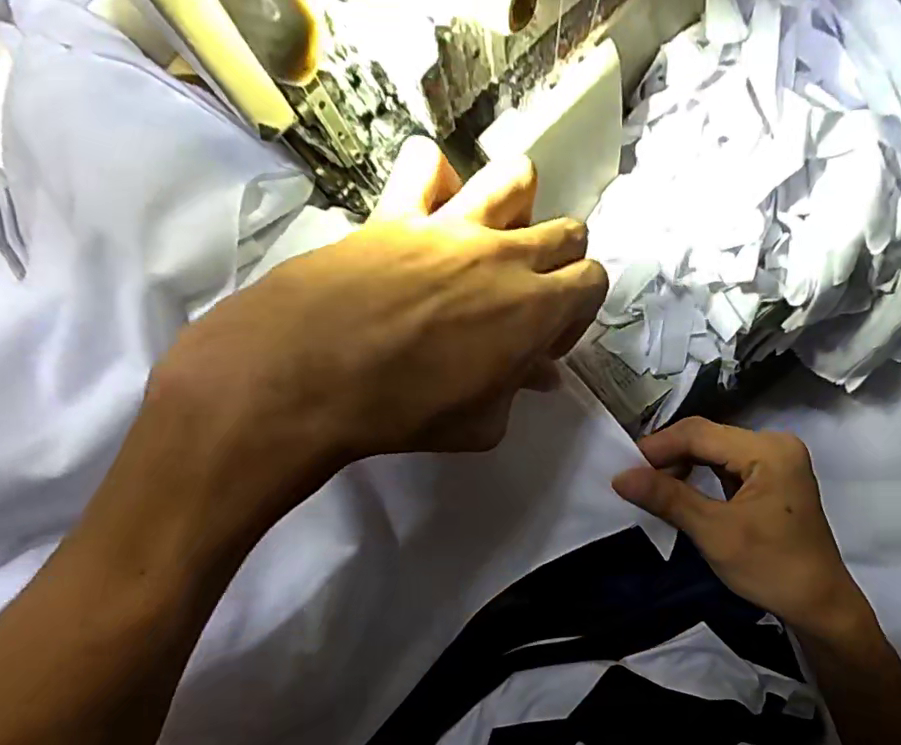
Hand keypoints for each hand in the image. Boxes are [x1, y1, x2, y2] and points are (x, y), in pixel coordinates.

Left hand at [149, 136, 608, 478]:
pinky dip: (436, 180)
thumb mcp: (479, 425)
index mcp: (536, 309)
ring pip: (517, 177)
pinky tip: (427, 215)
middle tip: (524, 301)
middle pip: (568, 230)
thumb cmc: (404, 411)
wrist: (309, 374)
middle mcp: (505, 254)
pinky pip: (428, 164)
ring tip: (489, 242)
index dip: (577, 312)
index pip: (592, 281)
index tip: (545, 341)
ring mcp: (452, 225)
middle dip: (560, 264)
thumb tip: (538, 377)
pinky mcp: (398, 210)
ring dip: (517, 206)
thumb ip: (516, 394)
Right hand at [612, 418, 871, 640]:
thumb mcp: (714, 532)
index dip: (657, 447)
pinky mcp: (773, 481)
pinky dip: (701, 479)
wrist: (817, 604)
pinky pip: (728, 469)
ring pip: (716, 453)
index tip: (622, 467)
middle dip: (669, 457)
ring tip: (651, 488)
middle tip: (633, 480)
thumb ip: (668, 498)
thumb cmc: (770, 567)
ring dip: (683, 468)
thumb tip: (620, 477)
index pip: (700, 433)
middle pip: (708, 439)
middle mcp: (775, 445)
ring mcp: (777, 462)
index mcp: (768, 449)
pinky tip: (679, 493)